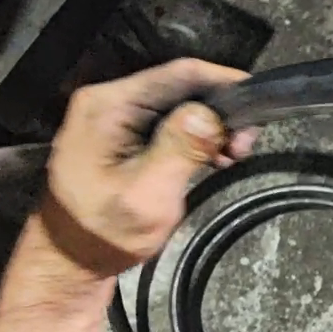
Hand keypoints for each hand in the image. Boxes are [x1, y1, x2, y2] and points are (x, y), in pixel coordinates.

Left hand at [38, 58, 256, 277]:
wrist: (74, 257)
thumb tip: (210, 114)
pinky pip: (172, 123)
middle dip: (222, 110)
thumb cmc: (105, 230)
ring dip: (214, 126)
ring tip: (234, 154)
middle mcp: (111, 102)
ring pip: (182, 105)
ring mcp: (118, 117)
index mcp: (110, 106)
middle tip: (246, 143)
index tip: (258, 98)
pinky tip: (216, 157)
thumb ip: (179, 149)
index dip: (223, 81)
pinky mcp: (127, 135)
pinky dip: (199, 137)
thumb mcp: (148, 193)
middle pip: (182, 87)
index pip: (178, 74)